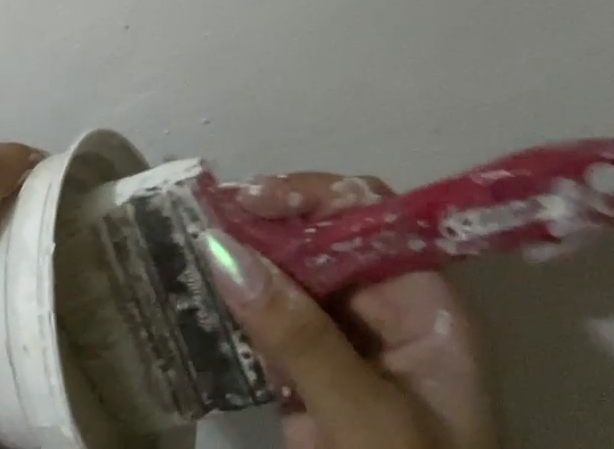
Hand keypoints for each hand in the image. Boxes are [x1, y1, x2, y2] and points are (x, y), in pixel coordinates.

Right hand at [202, 173, 497, 448]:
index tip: (250, 200)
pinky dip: (233, 305)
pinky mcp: (307, 378)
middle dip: (266, 224)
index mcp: (427, 309)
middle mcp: (387, 313)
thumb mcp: (366, 418)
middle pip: (323, 239)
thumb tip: (218, 246)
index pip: (373, 218)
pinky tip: (196, 291)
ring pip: (287, 277)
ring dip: (241, 260)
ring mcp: (344, 345)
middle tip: (203, 217)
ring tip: (186, 243)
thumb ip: (297, 334)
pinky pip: (267, 322)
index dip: (314, 196)